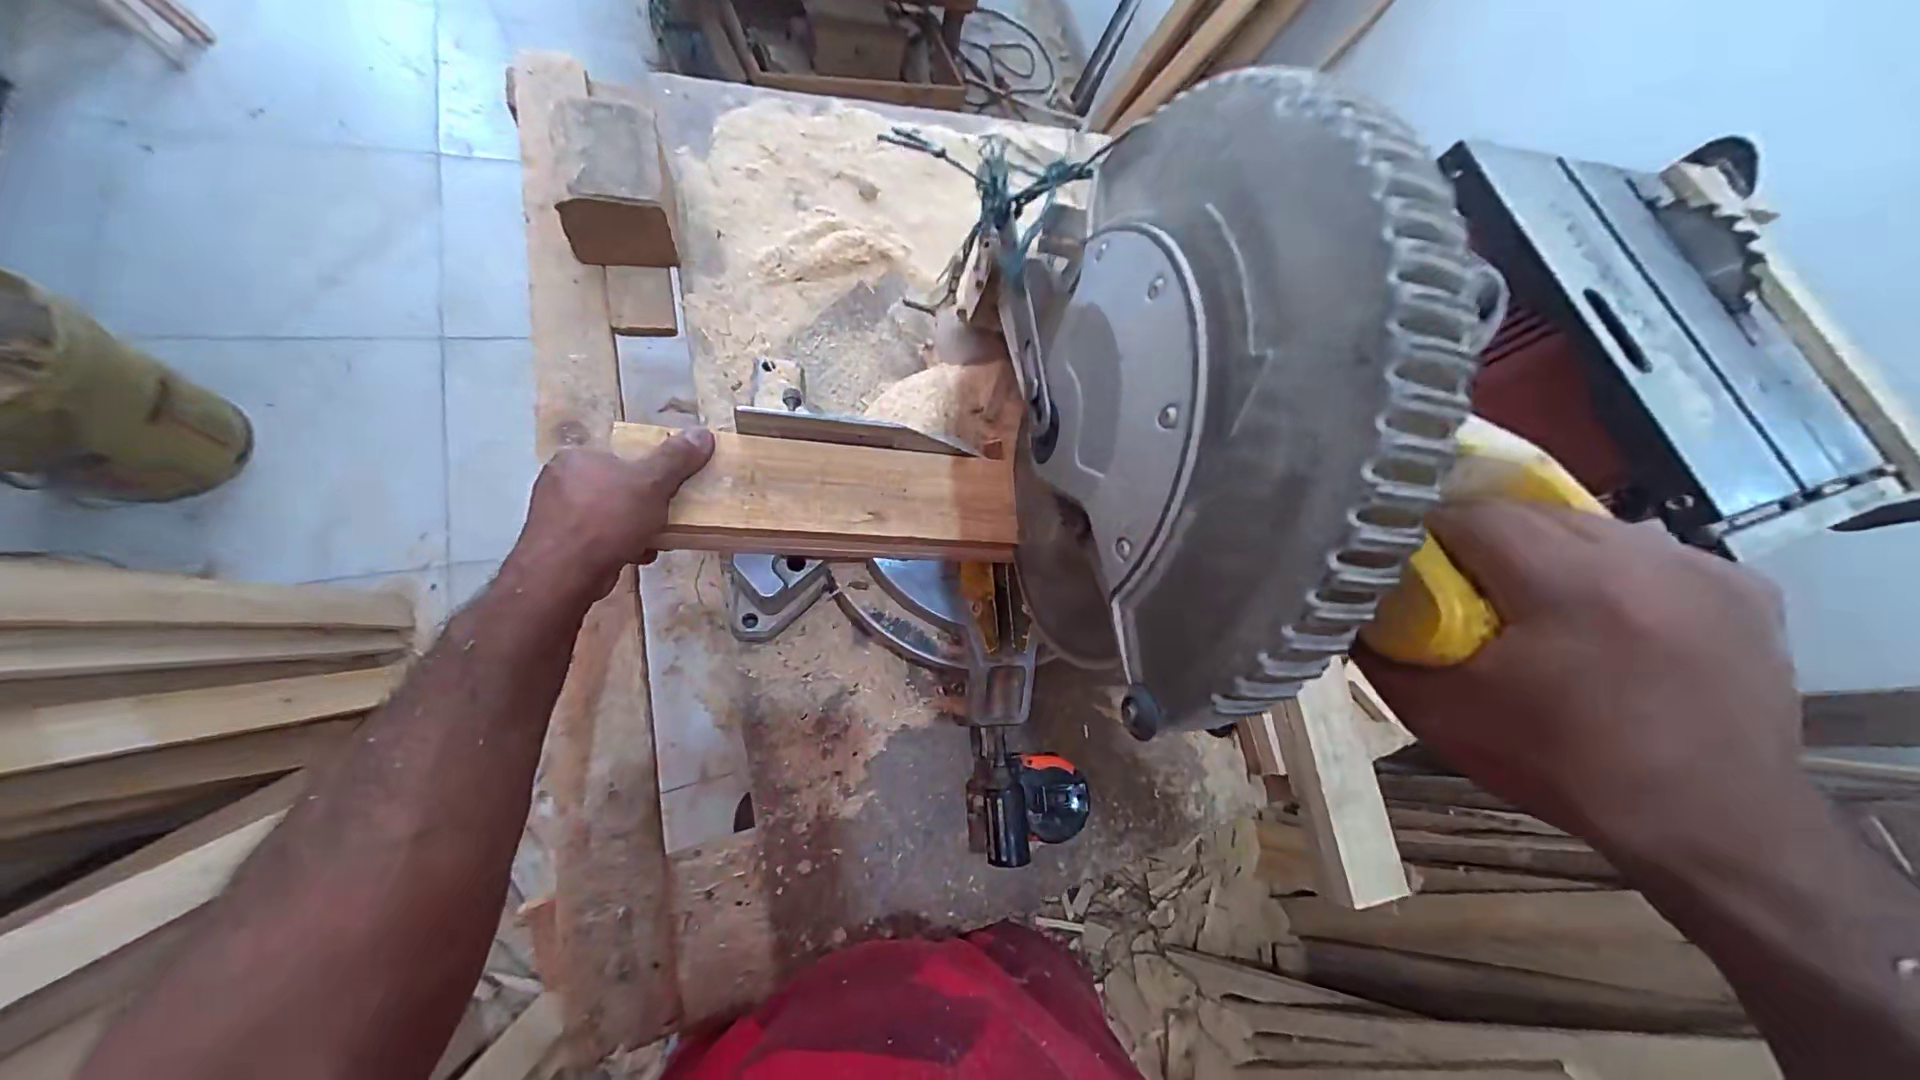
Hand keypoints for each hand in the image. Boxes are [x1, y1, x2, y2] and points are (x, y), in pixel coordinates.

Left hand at [506, 430, 714, 600]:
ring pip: (609, 514)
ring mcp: (554, 513)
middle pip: (617, 486)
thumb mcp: (652, 483)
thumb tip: (703, 433)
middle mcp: (559, 480)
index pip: (619, 455)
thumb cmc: (608, 518)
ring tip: (654, 540)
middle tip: (664, 516)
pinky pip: (598, 537)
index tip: (666, 489)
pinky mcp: (557, 543)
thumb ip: (676, 459)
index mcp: (577, 456)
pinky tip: (635, 555)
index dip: (647, 472)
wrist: (565, 572)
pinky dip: (619, 545)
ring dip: (636, 528)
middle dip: (644, 504)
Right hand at [1356, 501, 1803, 845]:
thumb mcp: (1440, 714)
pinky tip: (1590, 610)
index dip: (1427, 530)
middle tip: (1454, 582)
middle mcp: (1648, 560)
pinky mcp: (1742, 585)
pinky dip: (1600, 567)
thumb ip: (1381, 652)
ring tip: (1520, 596)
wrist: (1713, 830)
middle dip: (1481, 538)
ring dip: (1540, 549)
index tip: (1407, 560)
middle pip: (1530, 513)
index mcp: (1573, 587)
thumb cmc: (1561, 770)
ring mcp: (1705, 567)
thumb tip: (1347, 610)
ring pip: (1586, 524)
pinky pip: (1640, 550)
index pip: (1474, 516)